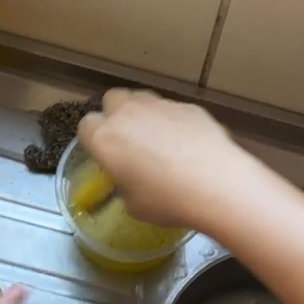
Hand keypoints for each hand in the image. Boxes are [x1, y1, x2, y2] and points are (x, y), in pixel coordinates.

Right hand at [77, 89, 266, 228]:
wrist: (217, 185)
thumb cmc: (168, 201)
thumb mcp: (134, 205)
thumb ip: (125, 185)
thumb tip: (132, 180)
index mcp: (105, 138)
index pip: (86, 126)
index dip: (94, 140)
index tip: (106, 155)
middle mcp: (128, 114)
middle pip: (111, 100)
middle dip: (115, 115)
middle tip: (128, 141)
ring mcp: (160, 105)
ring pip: (141, 98)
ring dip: (142, 113)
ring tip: (157, 138)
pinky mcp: (188, 106)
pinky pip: (172, 108)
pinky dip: (173, 121)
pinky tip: (187, 143)